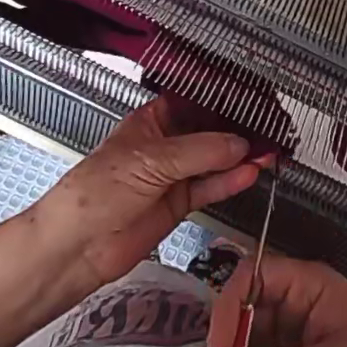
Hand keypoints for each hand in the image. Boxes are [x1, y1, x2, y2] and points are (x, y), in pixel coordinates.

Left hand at [34, 97, 267, 287]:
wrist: (78, 246)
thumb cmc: (96, 192)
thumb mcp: (150, 161)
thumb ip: (198, 151)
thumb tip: (238, 143)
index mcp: (149, 122)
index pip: (191, 103)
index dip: (219, 102)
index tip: (249, 100)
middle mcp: (163, 145)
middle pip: (207, 133)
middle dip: (236, 131)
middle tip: (267, 128)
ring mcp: (172, 176)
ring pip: (214, 162)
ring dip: (239, 158)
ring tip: (268, 151)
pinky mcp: (178, 204)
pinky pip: (211, 188)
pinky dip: (231, 182)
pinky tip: (250, 173)